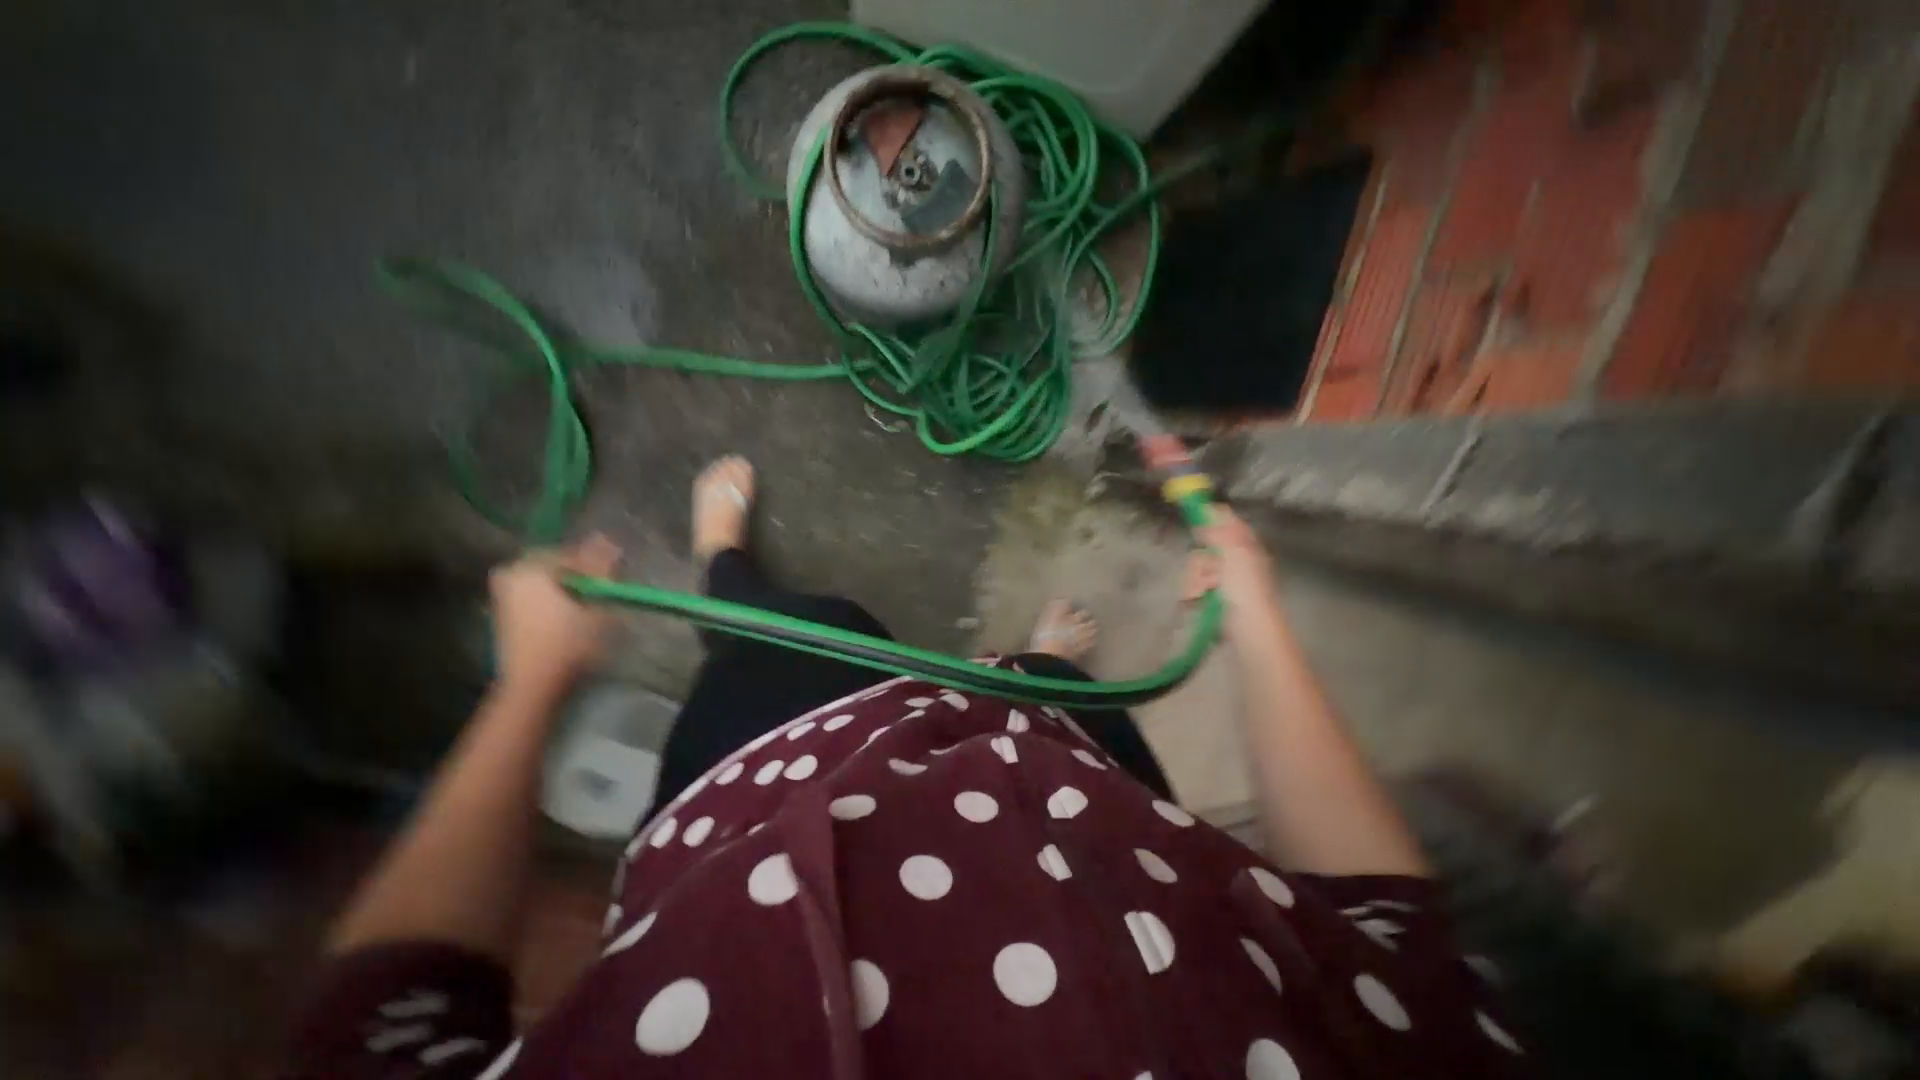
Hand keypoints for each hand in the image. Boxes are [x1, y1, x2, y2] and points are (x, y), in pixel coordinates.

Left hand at [489, 533, 622, 696]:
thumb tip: (609, 539)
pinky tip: (569, 618)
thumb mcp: (595, 605)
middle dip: (580, 576)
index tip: (615, 580)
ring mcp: (502, 595)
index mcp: (531, 567)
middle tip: (603, 592)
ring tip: (589, 607)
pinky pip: (534, 597)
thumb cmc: (568, 644)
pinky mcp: (502, 615)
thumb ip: (602, 570)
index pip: (573, 555)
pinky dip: (552, 602)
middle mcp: (511, 574)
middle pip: (556, 567)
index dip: (596, 567)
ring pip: (545, 582)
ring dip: (567, 590)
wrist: (534, 686)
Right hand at [1184, 506, 1280, 634]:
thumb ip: (1221, 532)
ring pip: (1197, 568)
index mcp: (1246, 547)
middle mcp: (1235, 561)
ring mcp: (1224, 581)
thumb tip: (1211, 511)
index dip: (1211, 519)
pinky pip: (1194, 586)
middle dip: (1201, 561)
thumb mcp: (1235, 554)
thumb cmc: (1245, 590)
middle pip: (1206, 547)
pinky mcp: (1213, 598)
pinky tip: (1197, 601)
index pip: (1228, 523)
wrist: (1248, 629)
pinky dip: (1193, 593)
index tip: (1196, 524)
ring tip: (1201, 594)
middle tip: (1208, 573)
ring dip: (1195, 580)